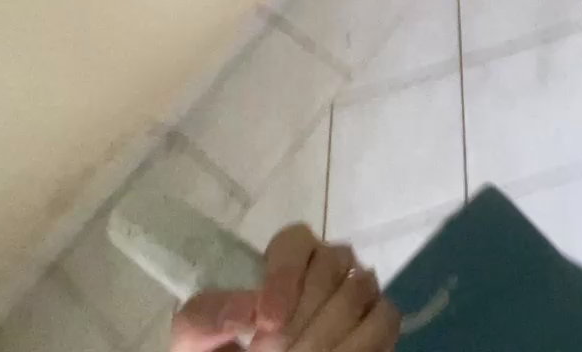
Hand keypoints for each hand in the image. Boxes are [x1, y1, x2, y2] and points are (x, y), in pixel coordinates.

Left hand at [169, 224, 400, 351]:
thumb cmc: (227, 351)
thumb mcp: (199, 342)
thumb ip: (204, 321)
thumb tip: (243, 313)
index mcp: (287, 256)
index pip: (294, 242)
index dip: (283, 277)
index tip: (264, 323)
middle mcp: (329, 261)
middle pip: (331, 264)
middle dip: (300, 319)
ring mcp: (360, 286)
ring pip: (356, 291)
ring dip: (324, 335)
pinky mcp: (381, 317)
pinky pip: (382, 318)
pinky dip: (357, 343)